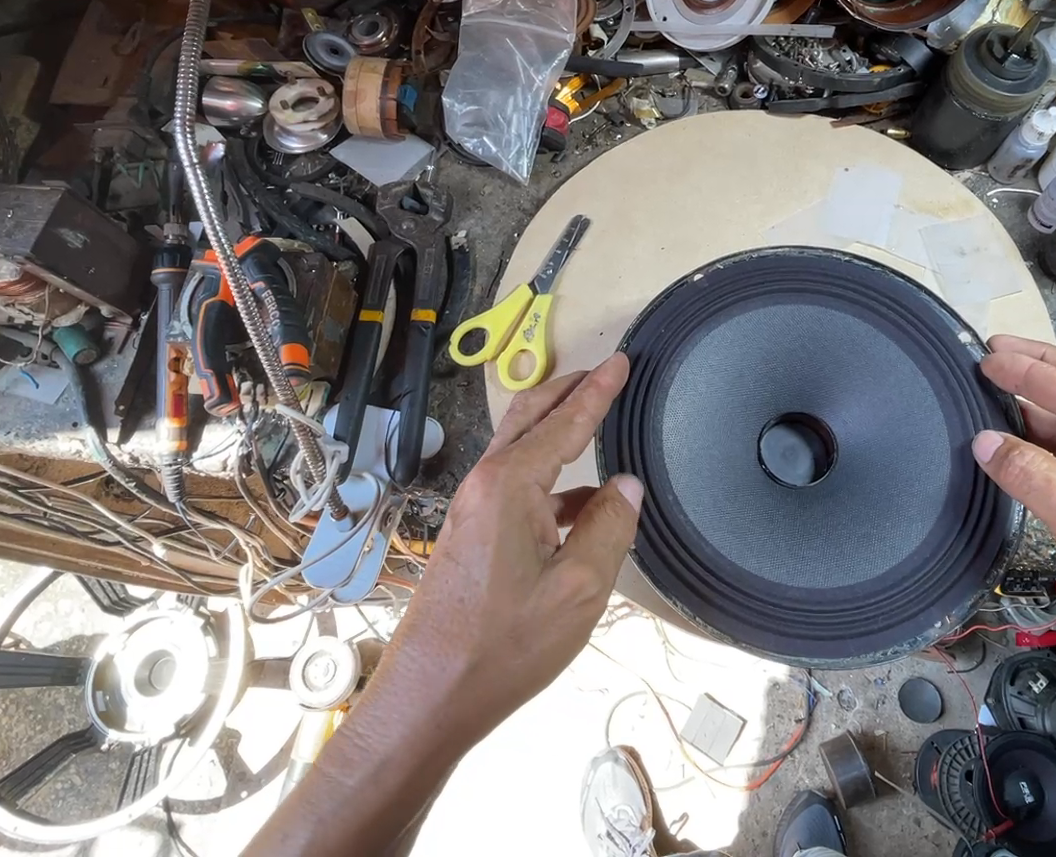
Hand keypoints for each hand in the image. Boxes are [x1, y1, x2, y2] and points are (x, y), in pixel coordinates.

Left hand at [365, 354, 641, 747]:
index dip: (599, 390)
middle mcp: (485, 484)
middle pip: (529, 417)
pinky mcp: (470, 533)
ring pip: (520, 449)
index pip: (566, 422)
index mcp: (510, 485)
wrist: (430, 695)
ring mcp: (472, 508)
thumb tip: (625, 485)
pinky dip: (550, 478)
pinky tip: (580, 502)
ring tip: (595, 423)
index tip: (623, 360)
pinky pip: (516, 486)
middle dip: (568, 389)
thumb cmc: (505, 644)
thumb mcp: (579, 589)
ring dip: (556, 429)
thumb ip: (609, 527)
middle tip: (604, 372)